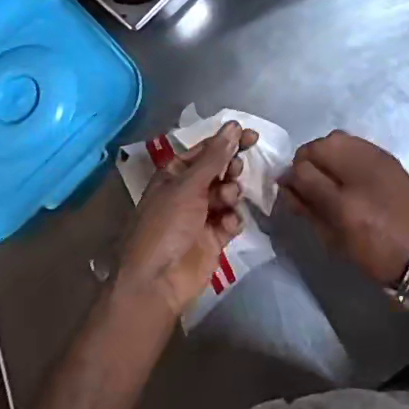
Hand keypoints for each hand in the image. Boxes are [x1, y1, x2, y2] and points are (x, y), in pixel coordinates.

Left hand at [117, 122, 259, 315]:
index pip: (205, 150)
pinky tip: (228, 225)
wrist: (158, 282)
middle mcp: (188, 191)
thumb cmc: (166, 226)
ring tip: (227, 202)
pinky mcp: (213, 238)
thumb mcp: (188, 186)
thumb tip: (233, 126)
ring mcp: (201, 215)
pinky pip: (231, 219)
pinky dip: (232, 219)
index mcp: (174, 174)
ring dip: (231, 193)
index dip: (227, 141)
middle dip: (231, 168)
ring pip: (228, 193)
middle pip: (219, 170)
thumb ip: (214, 157)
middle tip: (235, 171)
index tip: (251, 136)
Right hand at [279, 131, 408, 286]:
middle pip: (319, 146)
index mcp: (341, 196)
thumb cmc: (372, 251)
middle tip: (309, 183)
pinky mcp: (388, 157)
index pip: (302, 168)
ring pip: (338, 139)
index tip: (290, 189)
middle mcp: (357, 168)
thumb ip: (306, 207)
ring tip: (329, 176)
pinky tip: (349, 172)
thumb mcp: (332, 237)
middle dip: (308, 161)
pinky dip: (346, 153)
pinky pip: (356, 144)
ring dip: (326, 154)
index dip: (291, 177)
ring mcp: (375, 156)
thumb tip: (286, 185)